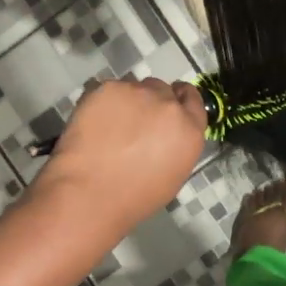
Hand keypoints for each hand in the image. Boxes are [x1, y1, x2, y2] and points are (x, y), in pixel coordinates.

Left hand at [35, 77, 206, 225]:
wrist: (92, 192)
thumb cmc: (135, 197)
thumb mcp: (173, 175)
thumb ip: (177, 145)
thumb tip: (166, 135)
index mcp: (189, 130)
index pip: (193, 99)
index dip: (181, 100)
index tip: (171, 105)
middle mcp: (168, 105)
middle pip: (163, 91)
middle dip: (152, 103)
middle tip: (135, 123)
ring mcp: (138, 93)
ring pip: (135, 88)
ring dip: (129, 101)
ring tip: (111, 125)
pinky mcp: (108, 88)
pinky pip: (110, 91)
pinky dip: (104, 103)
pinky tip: (95, 123)